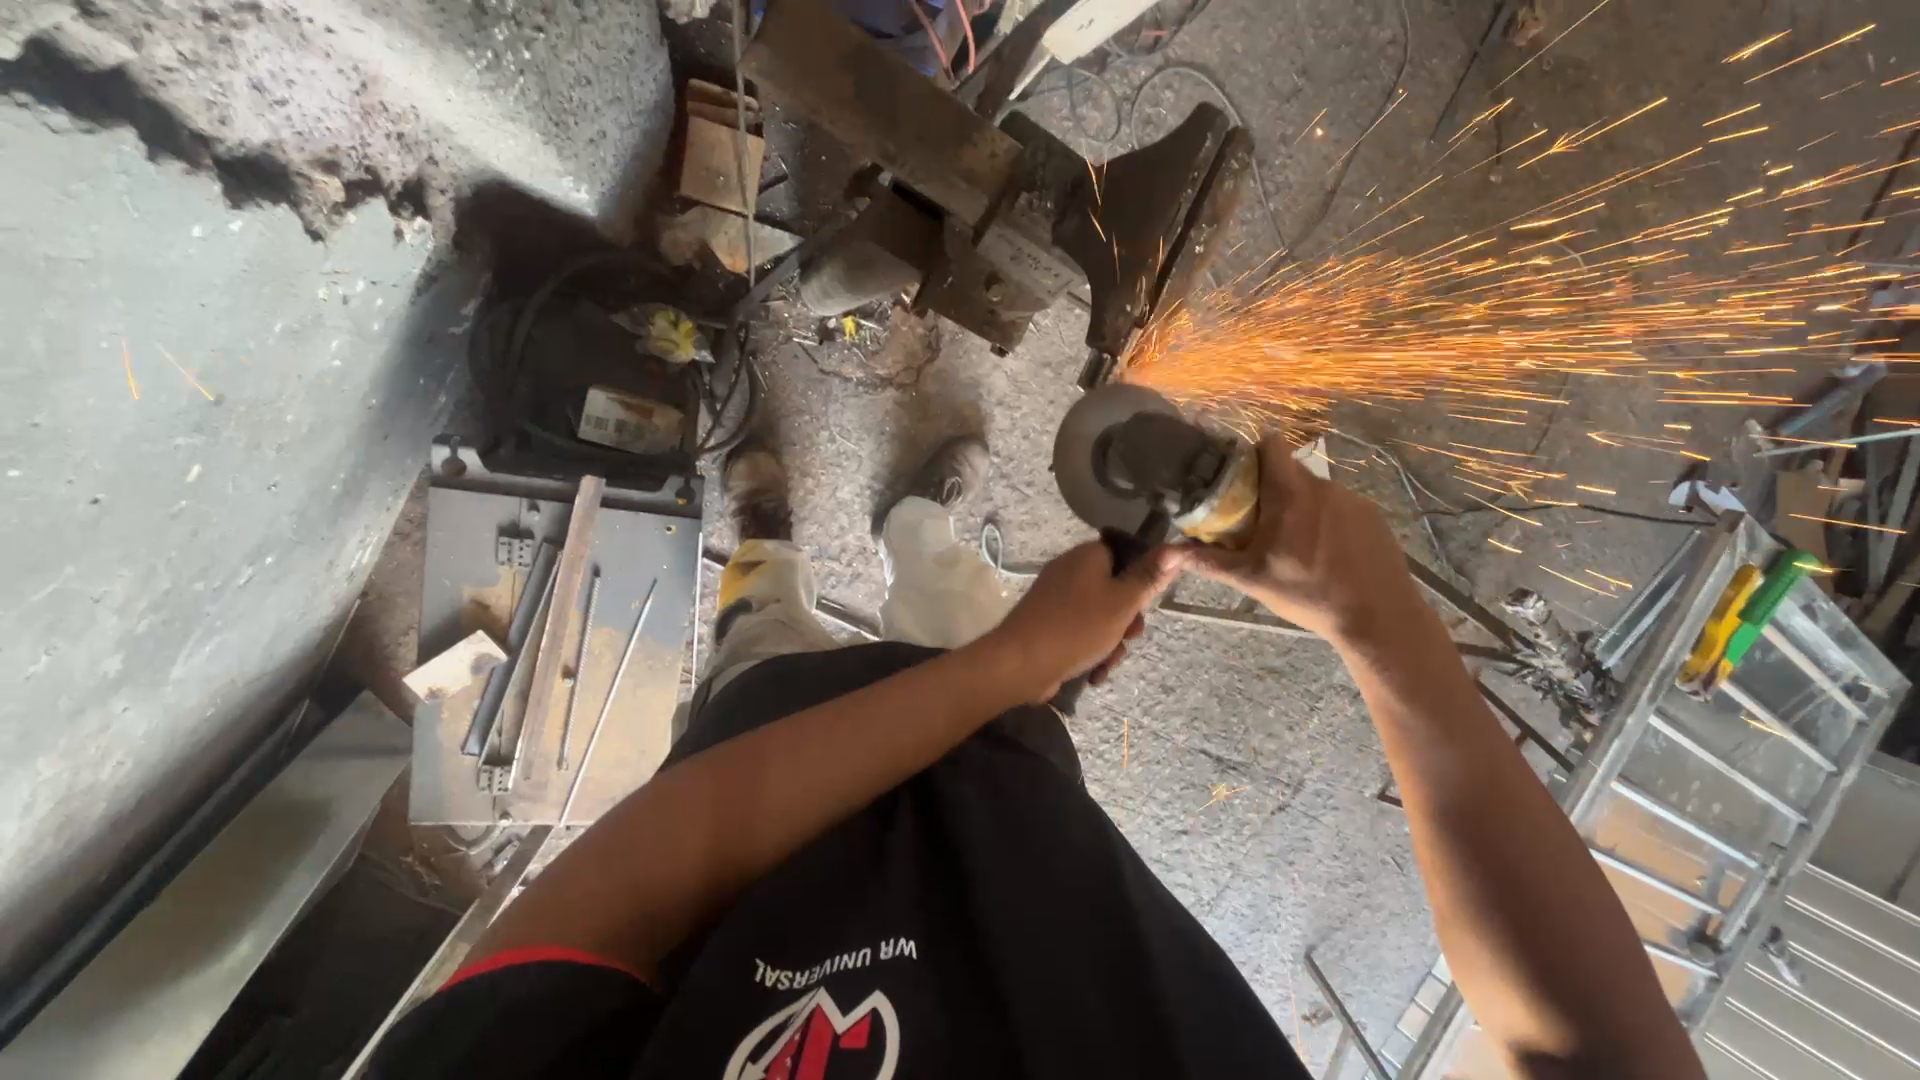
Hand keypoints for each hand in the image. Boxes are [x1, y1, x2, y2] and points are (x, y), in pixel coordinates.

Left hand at [975, 540, 1188, 701]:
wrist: (1021, 664)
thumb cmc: (1077, 628)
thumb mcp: (1123, 602)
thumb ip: (1149, 576)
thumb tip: (1177, 547)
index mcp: (1087, 556)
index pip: (1125, 554)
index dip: (1141, 579)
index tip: (1147, 603)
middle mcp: (1070, 571)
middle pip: (1115, 589)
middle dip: (1128, 620)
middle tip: (1129, 636)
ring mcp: (1056, 599)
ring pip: (1101, 616)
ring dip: (1111, 642)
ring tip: (1108, 661)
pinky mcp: (1048, 624)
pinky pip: (1081, 632)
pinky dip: (1091, 651)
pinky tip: (1094, 672)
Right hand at [1186, 437, 1422, 646]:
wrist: (1378, 616)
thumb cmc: (1308, 593)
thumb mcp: (1251, 579)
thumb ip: (1209, 560)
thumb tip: (1167, 552)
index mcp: (1290, 494)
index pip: (1271, 446)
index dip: (1253, 454)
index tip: (1241, 479)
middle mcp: (1323, 487)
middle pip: (1290, 471)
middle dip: (1271, 489)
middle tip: (1258, 523)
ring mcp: (1352, 500)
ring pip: (1315, 491)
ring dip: (1300, 507)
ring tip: (1295, 545)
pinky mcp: (1373, 516)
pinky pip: (1340, 507)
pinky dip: (1327, 522)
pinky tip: (1327, 554)